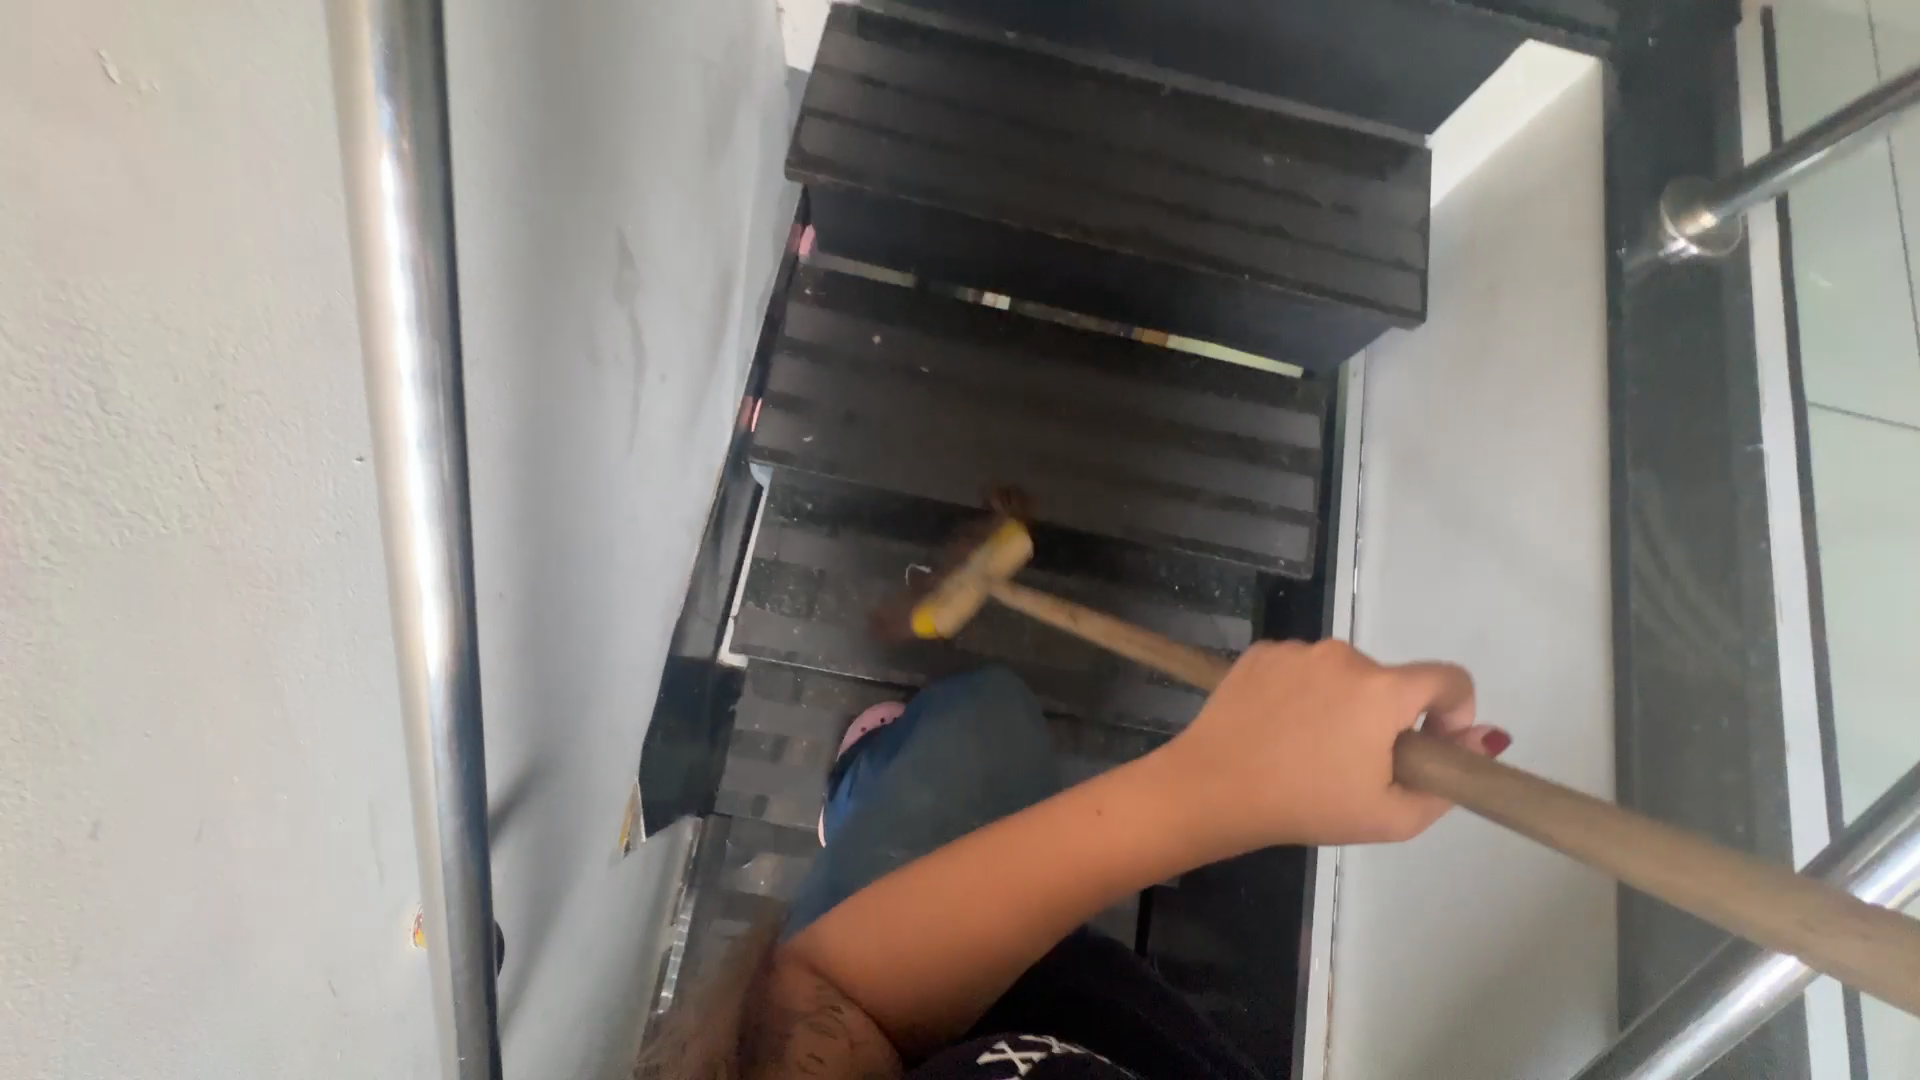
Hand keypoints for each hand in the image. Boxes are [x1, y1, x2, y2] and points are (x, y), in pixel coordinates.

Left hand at [1155, 639, 1509, 852]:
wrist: (1215, 786)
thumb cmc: (1307, 804)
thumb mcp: (1394, 815)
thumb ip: (1450, 778)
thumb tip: (1481, 738)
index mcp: (1382, 688)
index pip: (1449, 678)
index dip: (1453, 712)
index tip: (1428, 744)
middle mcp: (1341, 655)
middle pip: (1388, 680)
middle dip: (1386, 715)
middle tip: (1353, 760)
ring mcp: (1294, 650)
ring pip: (1340, 674)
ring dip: (1340, 702)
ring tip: (1308, 746)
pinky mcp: (1259, 653)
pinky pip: (1300, 668)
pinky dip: (1301, 691)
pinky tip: (1278, 726)